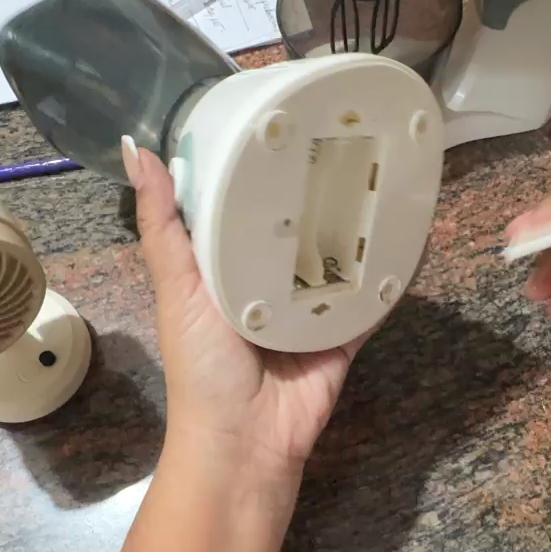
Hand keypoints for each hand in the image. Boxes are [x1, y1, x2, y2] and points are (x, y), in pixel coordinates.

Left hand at [124, 136, 362, 478]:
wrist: (247, 440)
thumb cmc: (203, 365)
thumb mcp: (177, 289)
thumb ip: (164, 227)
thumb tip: (141, 149)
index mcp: (225, 266)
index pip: (241, 204)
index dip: (254, 163)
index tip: (276, 111)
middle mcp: (270, 280)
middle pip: (297, 226)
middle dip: (317, 187)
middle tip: (346, 131)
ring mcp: (312, 306)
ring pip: (339, 255)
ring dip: (358, 222)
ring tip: (385, 169)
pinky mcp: (345, 331)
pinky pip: (370, 296)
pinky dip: (389, 271)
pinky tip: (409, 232)